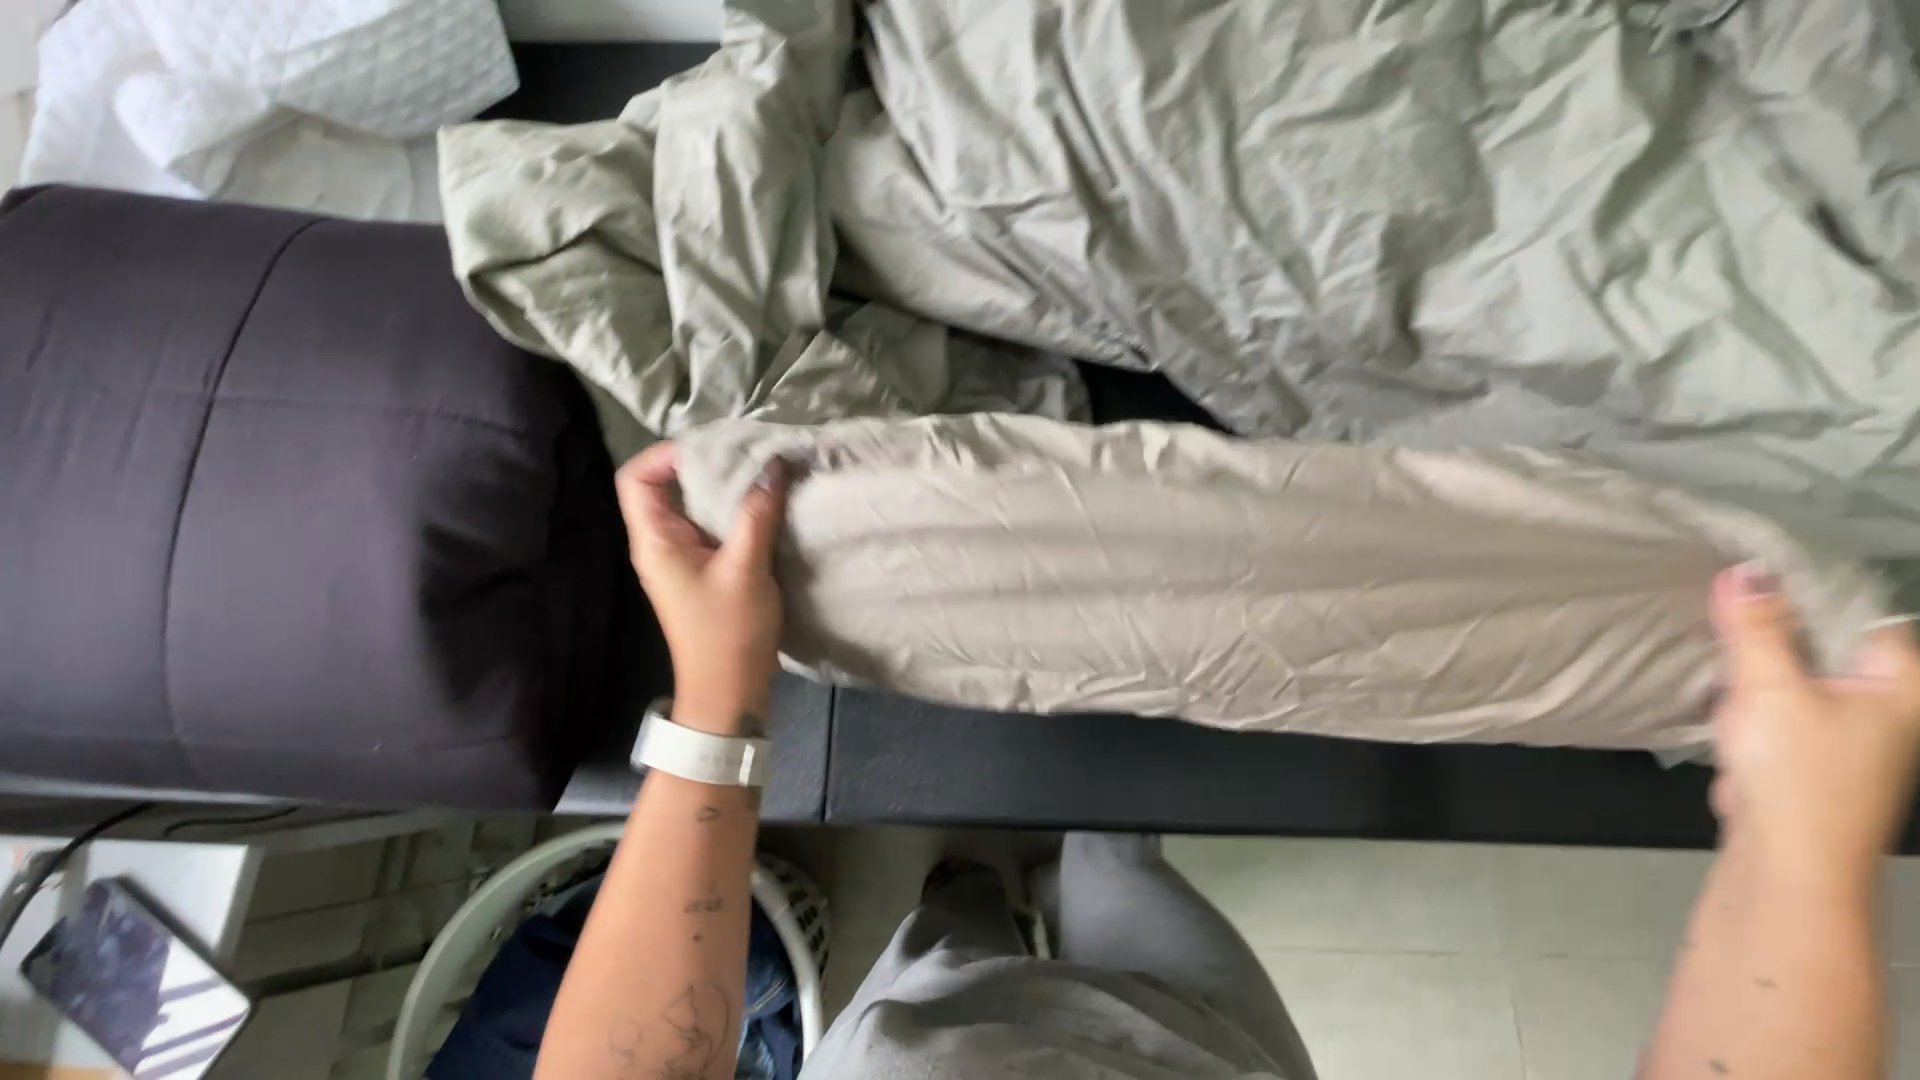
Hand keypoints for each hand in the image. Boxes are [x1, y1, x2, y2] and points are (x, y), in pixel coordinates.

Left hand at [615, 442, 788, 734]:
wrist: (730, 690)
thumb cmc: (728, 631)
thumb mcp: (746, 568)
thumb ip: (757, 514)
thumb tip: (774, 465)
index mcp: (654, 541)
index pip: (637, 479)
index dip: (666, 454)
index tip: (714, 448)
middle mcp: (661, 543)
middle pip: (668, 486)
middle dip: (706, 464)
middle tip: (748, 453)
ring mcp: (683, 557)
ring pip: (695, 505)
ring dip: (725, 487)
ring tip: (761, 471)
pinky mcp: (705, 568)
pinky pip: (714, 526)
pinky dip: (735, 509)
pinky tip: (765, 503)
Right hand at [1708, 563, 1919, 893]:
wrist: (1787, 852)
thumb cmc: (1795, 768)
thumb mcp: (1769, 688)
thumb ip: (1755, 628)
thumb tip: (1744, 568)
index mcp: (1899, 682)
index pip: (1856, 610)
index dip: (1802, 585)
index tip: (1744, 561)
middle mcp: (1886, 700)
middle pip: (1826, 637)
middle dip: (1773, 618)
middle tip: (1717, 590)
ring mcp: (1850, 725)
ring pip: (1801, 667)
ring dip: (1759, 652)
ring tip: (1712, 627)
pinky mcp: (1813, 744)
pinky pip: (1784, 694)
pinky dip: (1755, 682)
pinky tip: (1722, 678)